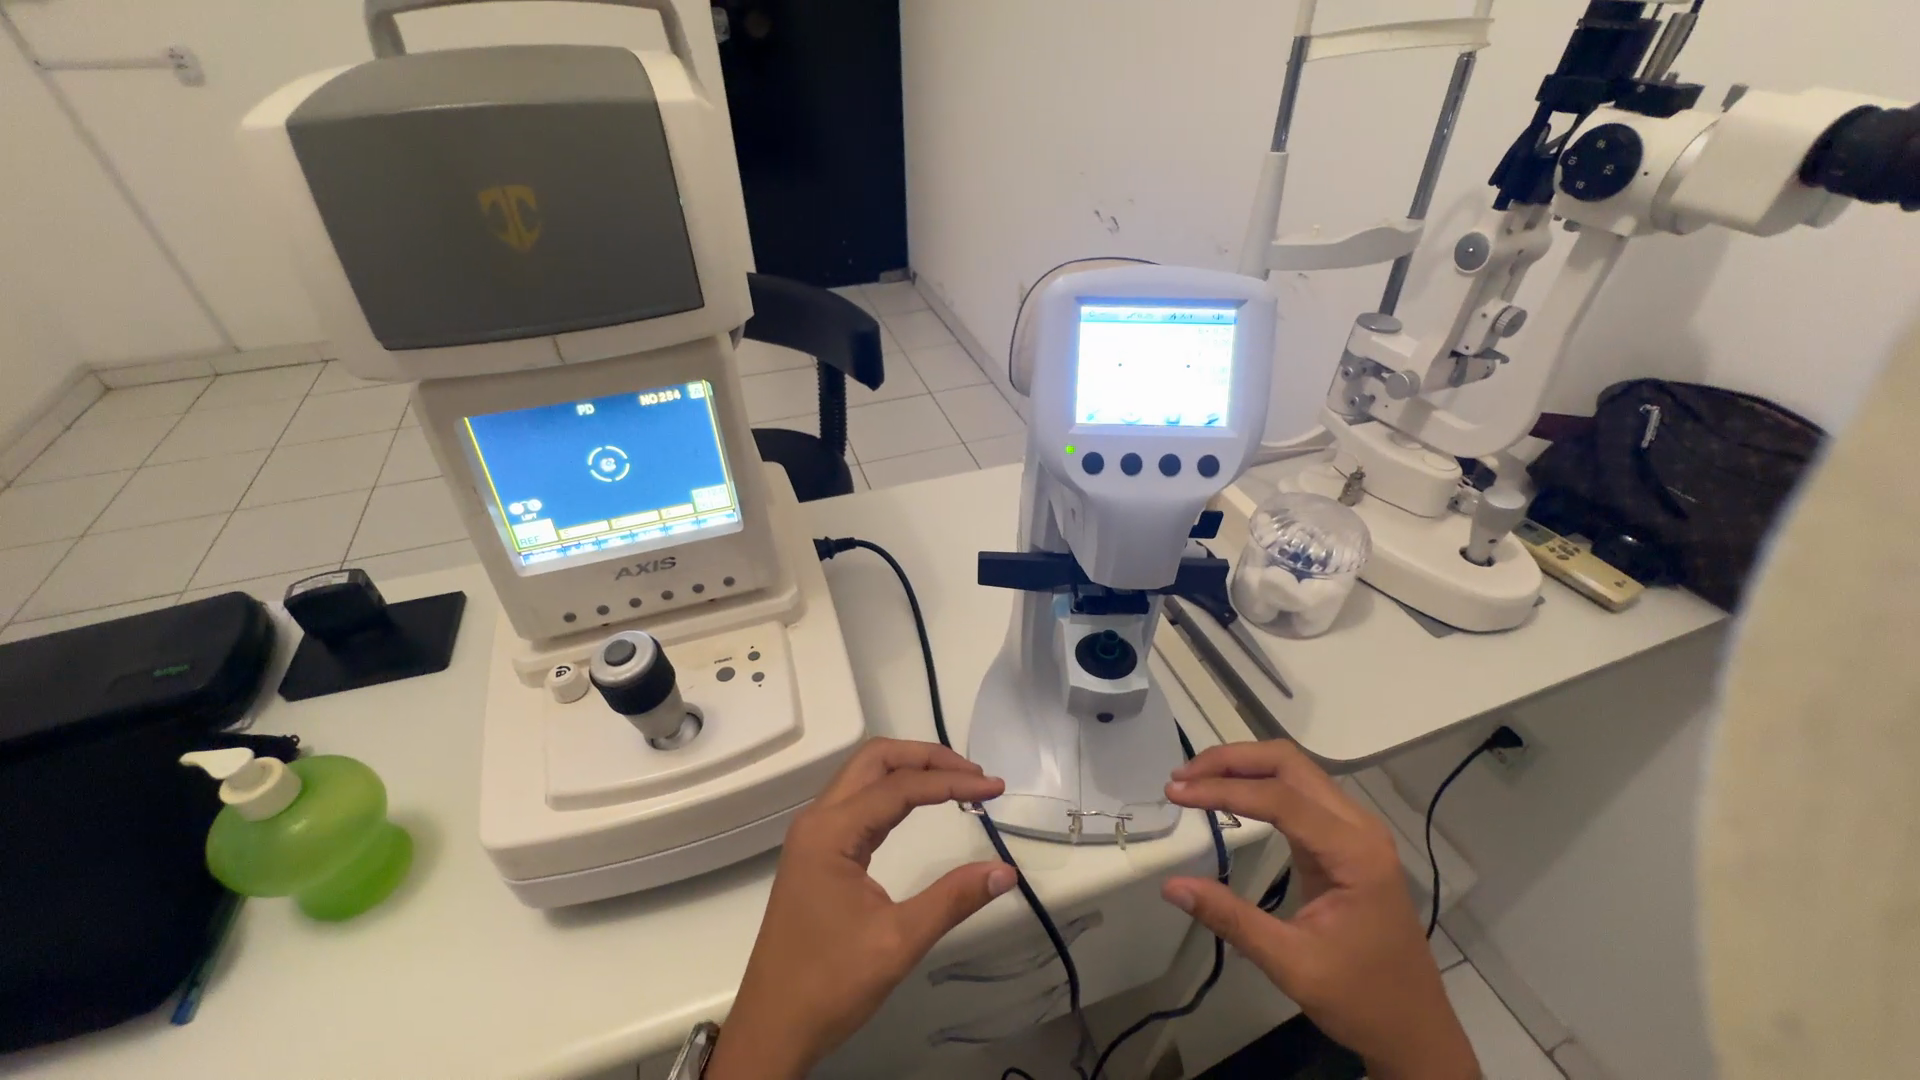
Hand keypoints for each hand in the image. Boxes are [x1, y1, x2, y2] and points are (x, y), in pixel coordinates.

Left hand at [706, 738, 1015, 1079]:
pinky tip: (922, 806)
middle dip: (928, 757)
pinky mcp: (819, 853)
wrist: (772, 1027)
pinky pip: (860, 803)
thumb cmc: (829, 984)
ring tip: (959, 784)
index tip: (995, 788)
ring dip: (911, 771)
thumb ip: (953, 899)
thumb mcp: (898, 941)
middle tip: (974, 776)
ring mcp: (815, 835)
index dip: (951, 781)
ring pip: (866, 777)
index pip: (900, 786)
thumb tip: (1005, 871)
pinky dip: (896, 794)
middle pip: (876, 760)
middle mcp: (818, 820)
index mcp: (830, 832)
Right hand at [1162, 742, 1477, 1079]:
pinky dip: (1259, 785)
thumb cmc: (1360, 998)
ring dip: (1243, 766)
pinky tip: (1229, 796)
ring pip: (1294, 771)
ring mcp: (1355, 831)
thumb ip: (1230, 918)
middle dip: (1231, 760)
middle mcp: (1359, 827)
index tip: (1175, 793)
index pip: (1279, 798)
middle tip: (1183, 777)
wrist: (1415, 1029)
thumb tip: (1171, 886)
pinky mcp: (1344, 841)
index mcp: (1354, 852)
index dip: (1222, 789)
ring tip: (1195, 781)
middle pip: (1289, 764)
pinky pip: (1299, 794)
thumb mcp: (1291, 964)